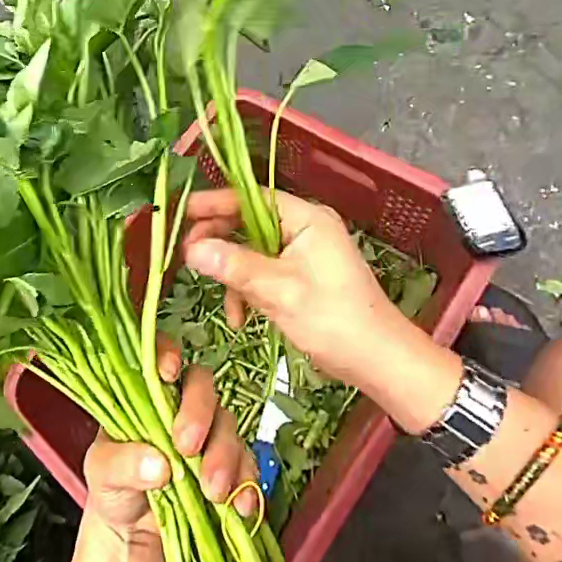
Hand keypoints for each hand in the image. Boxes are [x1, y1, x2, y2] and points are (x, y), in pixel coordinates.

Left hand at [81, 338, 259, 545]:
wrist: (131, 536)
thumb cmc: (112, 487)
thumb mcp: (102, 474)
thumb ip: (123, 465)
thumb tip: (159, 466)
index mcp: (146, 394)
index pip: (159, 356)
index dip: (167, 353)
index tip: (169, 372)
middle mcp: (180, 405)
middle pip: (201, 385)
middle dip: (199, 412)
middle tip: (187, 447)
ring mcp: (208, 433)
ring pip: (226, 423)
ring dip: (224, 453)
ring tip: (212, 491)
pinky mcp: (229, 464)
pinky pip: (246, 462)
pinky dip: (246, 480)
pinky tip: (241, 503)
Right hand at [181, 188, 433, 400]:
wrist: (380, 363)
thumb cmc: (334, 321)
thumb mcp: (279, 293)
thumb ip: (235, 266)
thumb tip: (192, 249)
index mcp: (306, 218)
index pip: (251, 198)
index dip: (213, 203)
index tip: (181, 212)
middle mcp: (304, 227)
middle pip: (248, 222)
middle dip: (219, 244)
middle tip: (188, 259)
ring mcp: (303, 251)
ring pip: (251, 250)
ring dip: (234, 275)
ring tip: (224, 304)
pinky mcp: (301, 274)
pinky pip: (263, 270)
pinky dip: (248, 290)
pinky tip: (241, 317)